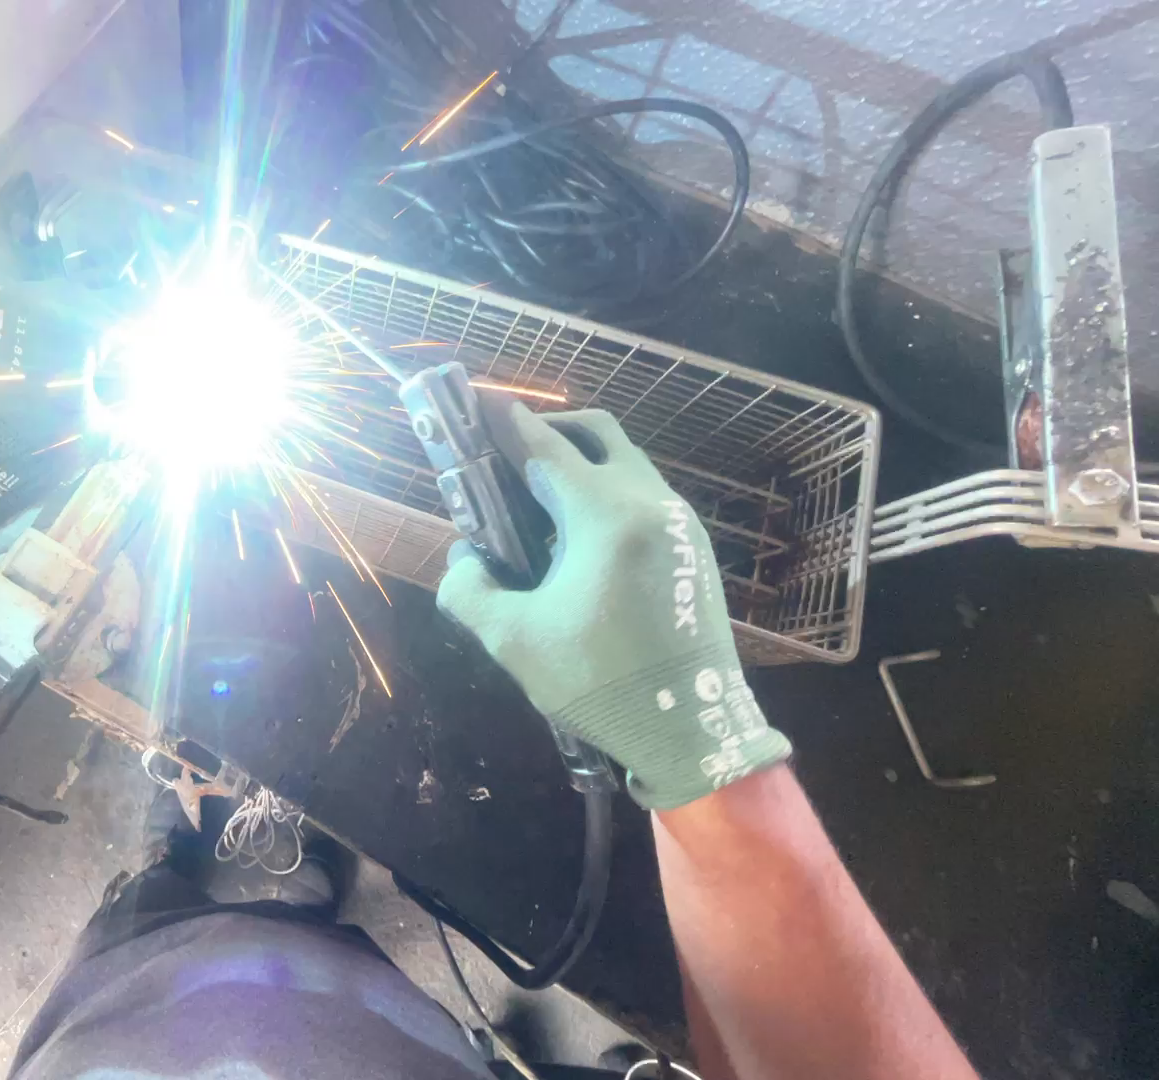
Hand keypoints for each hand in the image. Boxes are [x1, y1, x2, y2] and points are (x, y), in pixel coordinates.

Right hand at [436, 406, 789, 808]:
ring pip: (622, 461)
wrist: (693, 731)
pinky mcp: (690, 546)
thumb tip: (466, 557)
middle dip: (545, 429)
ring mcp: (678, 523)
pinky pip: (638, 492)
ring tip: (530, 499)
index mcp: (606, 519)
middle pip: (596, 434)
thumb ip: (467, 588)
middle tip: (503, 452)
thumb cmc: (597, 683)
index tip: (477, 396)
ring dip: (573, 462)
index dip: (505, 419)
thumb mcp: (509, 639)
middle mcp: (649, 505)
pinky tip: (570, 535)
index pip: (545, 448)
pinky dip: (598, 489)